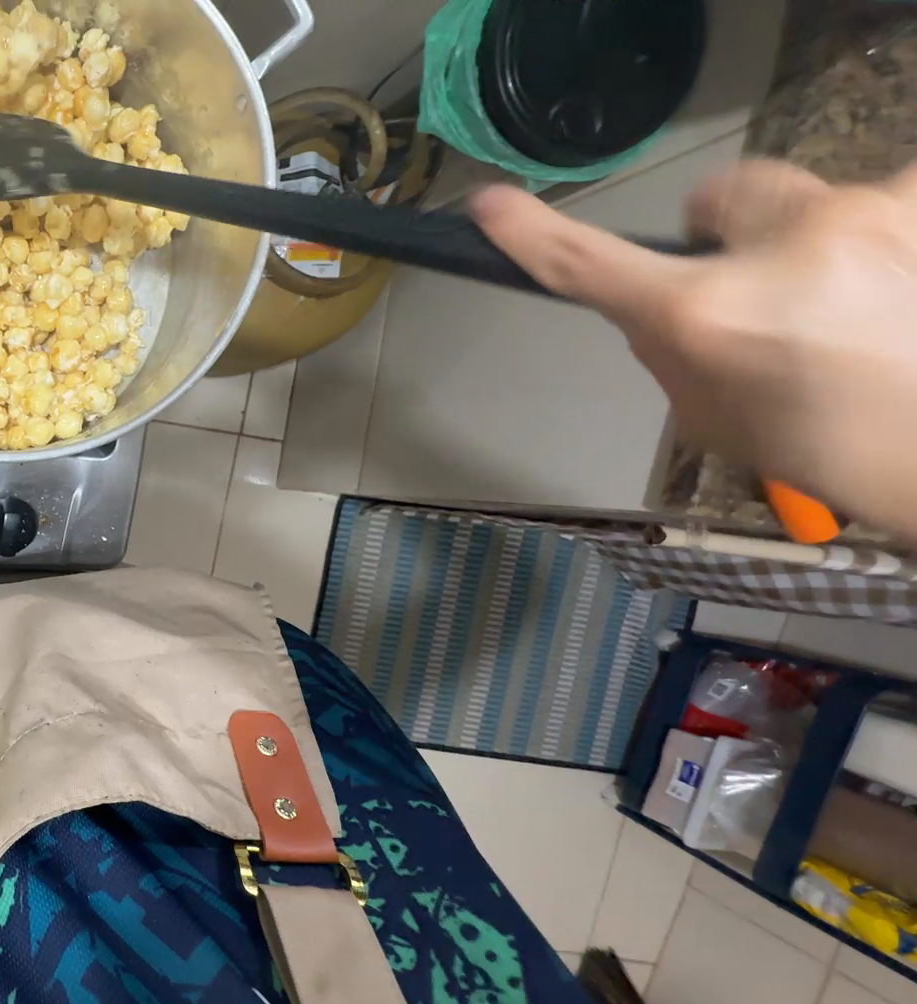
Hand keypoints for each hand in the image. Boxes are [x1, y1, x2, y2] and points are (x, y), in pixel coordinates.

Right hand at [470, 162, 916, 545]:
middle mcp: (786, 246)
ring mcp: (875, 217)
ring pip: (817, 195)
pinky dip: (883, 235)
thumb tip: (666, 306)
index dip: (531, 233)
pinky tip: (888, 281)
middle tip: (754, 281)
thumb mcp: (703, 410)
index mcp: (704, 312)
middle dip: (730, 229)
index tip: (489, 205)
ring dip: (815, 235)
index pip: (589, 263)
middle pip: (726, 193)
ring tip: (848, 293)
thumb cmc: (816, 447)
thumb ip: (673, 345)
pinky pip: (892, 198)